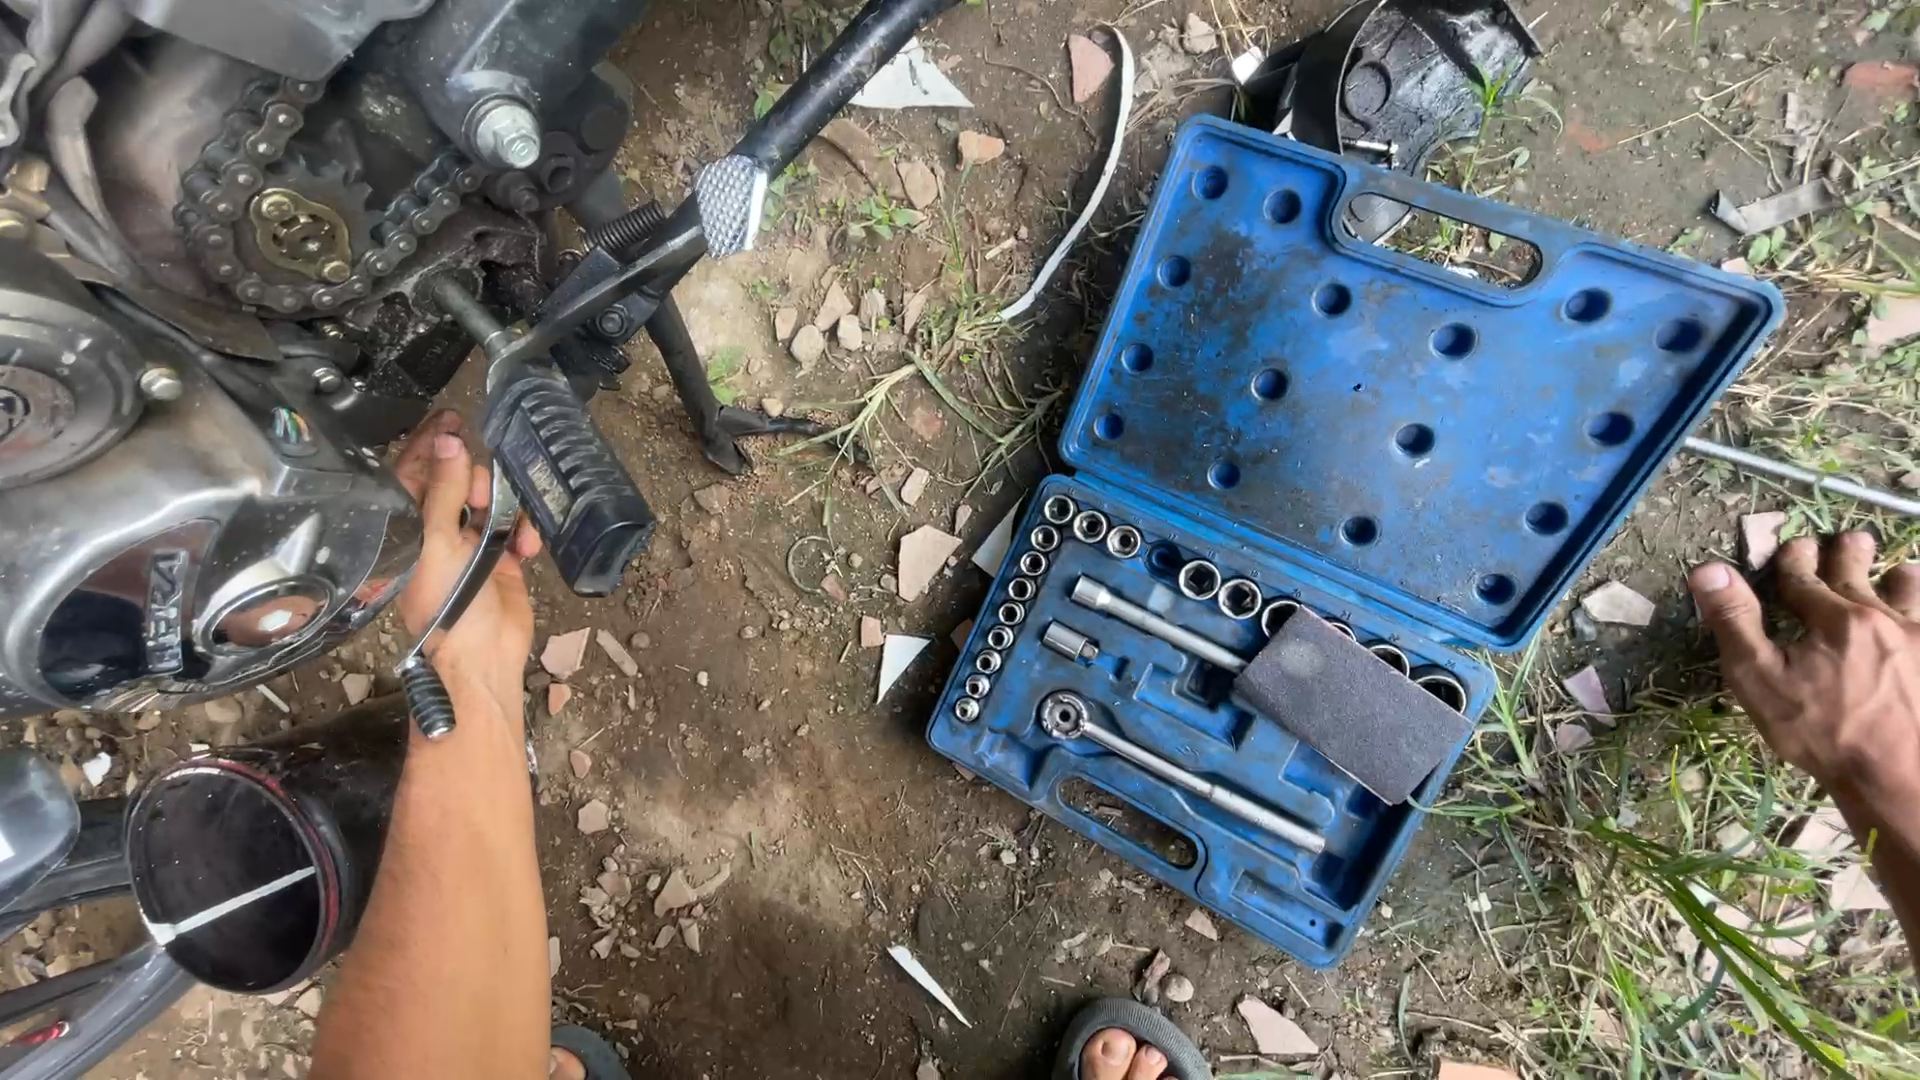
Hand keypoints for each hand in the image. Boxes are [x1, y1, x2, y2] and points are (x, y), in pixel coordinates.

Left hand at [391, 410, 541, 719]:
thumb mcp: (440, 542)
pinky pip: (517, 529)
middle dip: (477, 484)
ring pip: (493, 504)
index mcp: (407, 527)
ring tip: (510, 532)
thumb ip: (447, 491)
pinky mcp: (502, 558)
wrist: (484, 653)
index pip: (416, 473)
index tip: (452, 417)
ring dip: (507, 510)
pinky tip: (526, 548)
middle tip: (483, 498)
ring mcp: (471, 545)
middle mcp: (437, 531)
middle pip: (460, 484)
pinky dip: (525, 534)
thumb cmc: (447, 604)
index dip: (433, 444)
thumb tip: (451, 442)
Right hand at [1688, 532, 1919, 811]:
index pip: (1805, 580)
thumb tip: (1708, 569)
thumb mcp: (1756, 674)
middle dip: (1850, 556)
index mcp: (1835, 620)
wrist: (1903, 778)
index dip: (1794, 560)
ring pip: (1917, 597)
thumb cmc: (1817, 727)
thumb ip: (1733, 619)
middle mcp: (1888, 621)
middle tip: (1849, 538)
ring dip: (1905, 579)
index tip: (1792, 544)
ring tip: (1903, 570)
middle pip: (1863, 579)